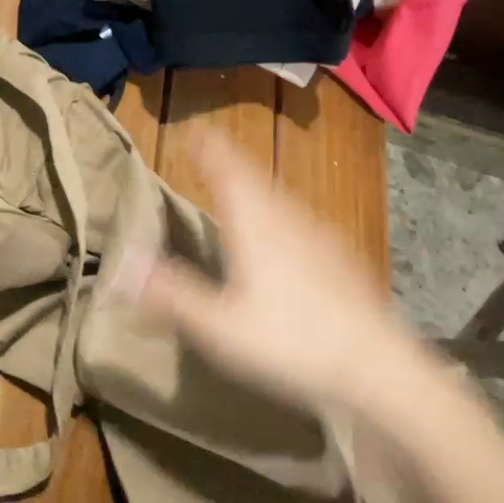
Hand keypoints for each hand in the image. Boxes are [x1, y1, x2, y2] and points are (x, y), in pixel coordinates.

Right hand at [111, 137, 428, 414]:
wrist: (383, 373)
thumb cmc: (293, 342)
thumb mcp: (219, 326)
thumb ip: (170, 293)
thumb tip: (120, 264)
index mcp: (253, 222)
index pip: (226, 168)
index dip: (208, 146)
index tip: (193, 128)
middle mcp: (286, 218)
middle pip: (254, 177)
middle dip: (229, 161)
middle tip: (208, 151)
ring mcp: (320, 238)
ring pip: (279, 198)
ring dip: (255, 186)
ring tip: (238, 187)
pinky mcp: (341, 262)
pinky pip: (300, 221)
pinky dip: (280, 214)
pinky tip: (284, 238)